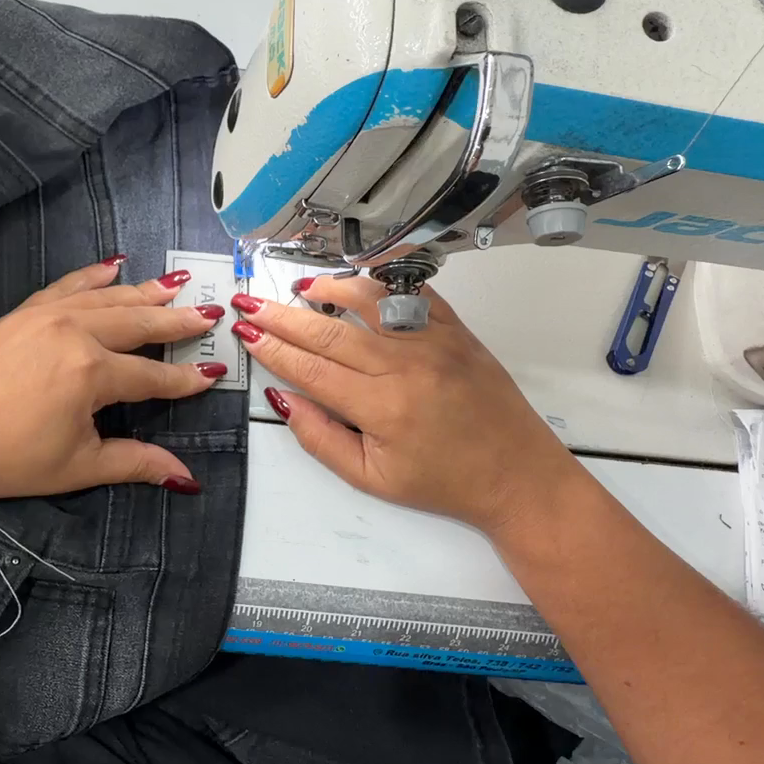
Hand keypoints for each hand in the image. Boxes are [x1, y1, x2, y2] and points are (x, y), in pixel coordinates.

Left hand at [0, 258, 226, 512]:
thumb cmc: (6, 460)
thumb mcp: (78, 467)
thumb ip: (135, 462)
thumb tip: (187, 477)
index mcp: (91, 372)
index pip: (151, 376)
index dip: (184, 380)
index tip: (213, 374)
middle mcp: (73, 332)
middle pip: (136, 324)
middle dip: (175, 322)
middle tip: (207, 314)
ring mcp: (44, 316)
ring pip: (105, 298)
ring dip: (142, 292)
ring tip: (174, 286)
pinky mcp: (20, 313)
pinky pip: (65, 286)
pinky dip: (91, 276)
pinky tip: (112, 266)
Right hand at [230, 275, 590, 534]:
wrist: (518, 474)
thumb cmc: (442, 482)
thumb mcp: (371, 478)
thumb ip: (320, 438)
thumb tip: (281, 398)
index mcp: (382, 407)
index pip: (310, 368)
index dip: (271, 348)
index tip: (244, 331)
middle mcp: (406, 365)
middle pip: (329, 331)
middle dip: (282, 316)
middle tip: (249, 302)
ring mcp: (435, 341)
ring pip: (370, 300)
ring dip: (329, 289)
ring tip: (299, 289)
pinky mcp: (457, 330)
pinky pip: (413, 293)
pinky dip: (381, 282)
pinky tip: (358, 281)